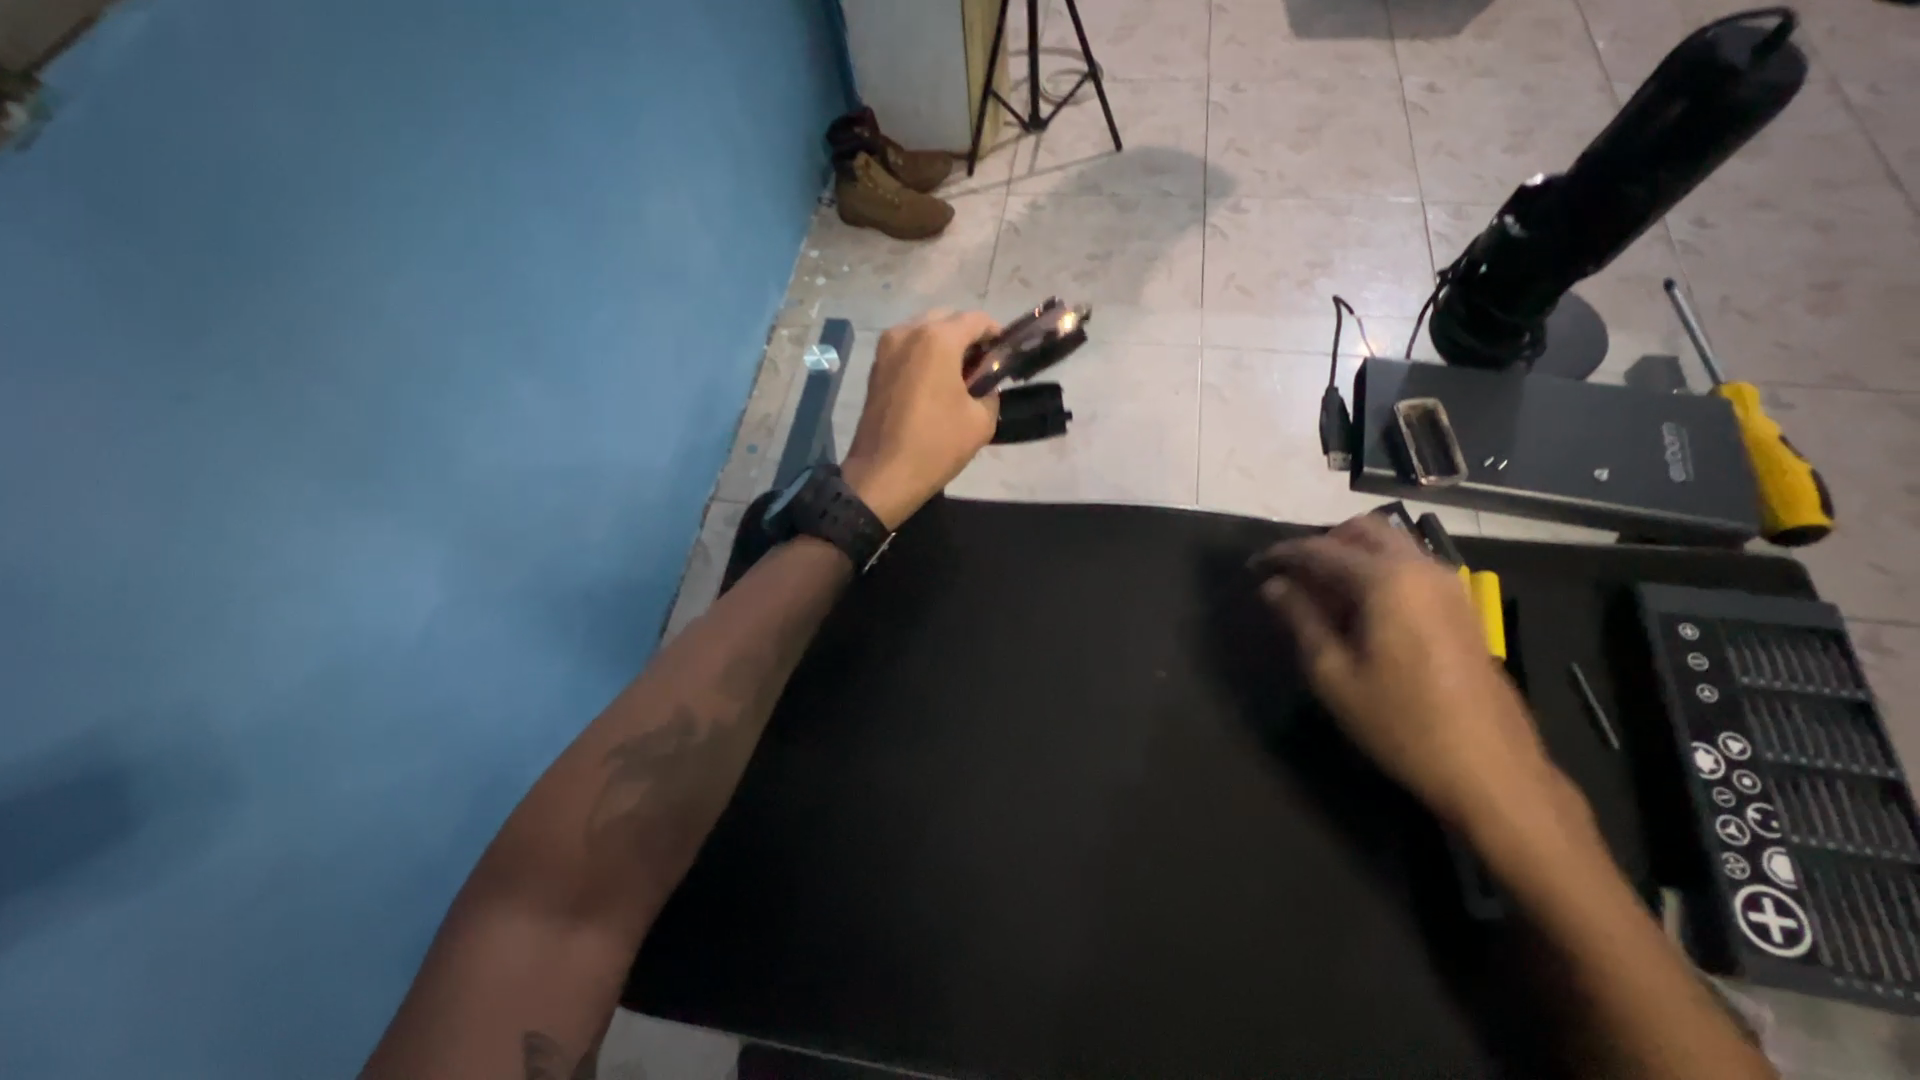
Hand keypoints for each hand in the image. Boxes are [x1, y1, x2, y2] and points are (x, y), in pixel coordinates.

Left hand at [842, 310, 1000, 528]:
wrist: (882, 475)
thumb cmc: (936, 445)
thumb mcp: (981, 421)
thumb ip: (990, 392)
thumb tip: (983, 386)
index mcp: (938, 339)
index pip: (976, 319)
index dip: (995, 334)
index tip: (1004, 355)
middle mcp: (908, 332)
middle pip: (947, 319)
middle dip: (967, 337)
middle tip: (982, 367)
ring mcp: (887, 348)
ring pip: (924, 332)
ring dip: (944, 346)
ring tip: (958, 378)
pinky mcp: (876, 367)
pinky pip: (907, 349)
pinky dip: (924, 357)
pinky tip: (934, 386)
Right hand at [1251, 514, 1565, 834]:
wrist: (1489, 766)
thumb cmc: (1401, 723)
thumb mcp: (1334, 676)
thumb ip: (1302, 620)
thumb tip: (1274, 586)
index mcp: (1387, 580)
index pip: (1321, 549)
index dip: (1282, 554)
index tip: (1254, 567)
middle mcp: (1421, 568)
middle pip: (1363, 530)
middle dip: (1322, 543)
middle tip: (1290, 576)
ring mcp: (1448, 585)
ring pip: (1391, 545)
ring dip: (1352, 555)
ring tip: (1320, 593)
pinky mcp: (1460, 606)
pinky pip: (1410, 567)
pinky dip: (1378, 571)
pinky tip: (1359, 610)